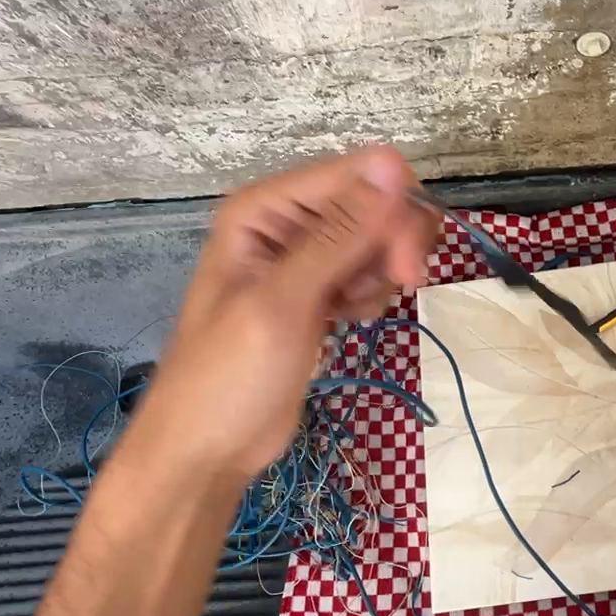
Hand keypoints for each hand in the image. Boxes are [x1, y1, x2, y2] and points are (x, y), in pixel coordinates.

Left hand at [134, 148, 438, 479]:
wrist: (209, 449)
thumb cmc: (229, 377)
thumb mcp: (283, 300)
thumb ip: (341, 233)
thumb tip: (394, 165)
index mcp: (267, 207)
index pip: (362, 175)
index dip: (395, 213)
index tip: (406, 268)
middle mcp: (290, 220)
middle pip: (379, 203)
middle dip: (395, 244)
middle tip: (399, 286)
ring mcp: (308, 254)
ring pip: (382, 238)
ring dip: (383, 274)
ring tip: (350, 311)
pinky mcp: (324, 287)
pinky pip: (373, 269)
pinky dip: (373, 294)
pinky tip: (347, 320)